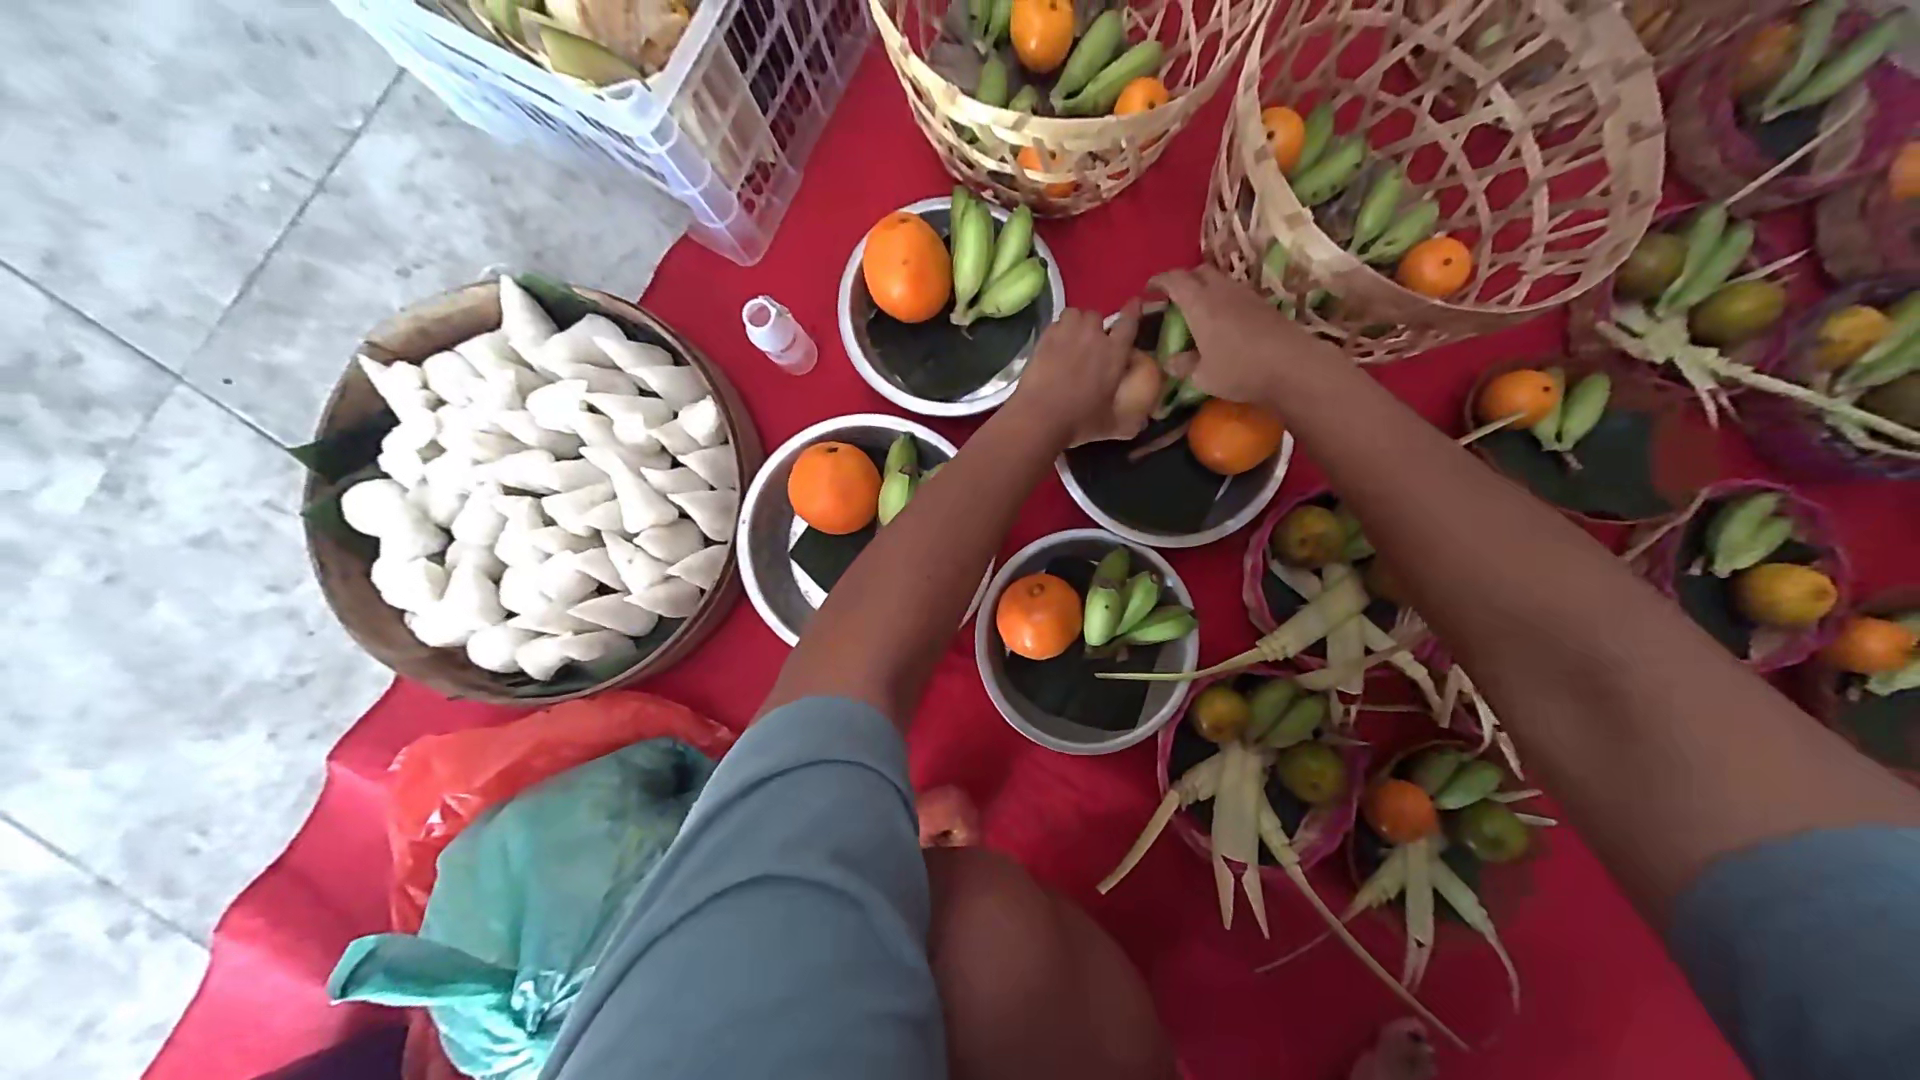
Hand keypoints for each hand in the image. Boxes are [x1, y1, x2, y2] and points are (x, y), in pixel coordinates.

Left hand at [1011, 302, 1162, 445]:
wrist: (1040, 417)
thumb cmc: (1080, 422)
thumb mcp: (1112, 424)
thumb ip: (1129, 420)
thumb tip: (1142, 424)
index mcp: (1115, 353)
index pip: (1129, 322)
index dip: (1133, 311)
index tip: (1134, 304)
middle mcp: (1094, 336)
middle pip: (1098, 315)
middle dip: (1097, 325)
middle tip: (1091, 343)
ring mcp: (1067, 333)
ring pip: (1076, 313)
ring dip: (1077, 322)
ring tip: (1072, 337)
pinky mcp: (1045, 337)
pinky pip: (1056, 322)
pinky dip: (1059, 329)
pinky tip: (1055, 344)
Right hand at [1150, 264, 1347, 405]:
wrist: (1293, 366)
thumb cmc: (1240, 370)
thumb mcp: (1202, 376)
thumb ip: (1183, 365)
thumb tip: (1171, 360)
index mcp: (1200, 304)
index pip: (1174, 280)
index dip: (1159, 281)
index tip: (1149, 289)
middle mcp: (1221, 292)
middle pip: (1199, 272)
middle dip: (1183, 280)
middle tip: (1173, 298)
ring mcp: (1246, 295)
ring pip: (1219, 280)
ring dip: (1204, 288)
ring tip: (1196, 309)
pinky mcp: (1263, 304)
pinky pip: (1235, 292)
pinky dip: (1222, 299)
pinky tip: (1221, 320)